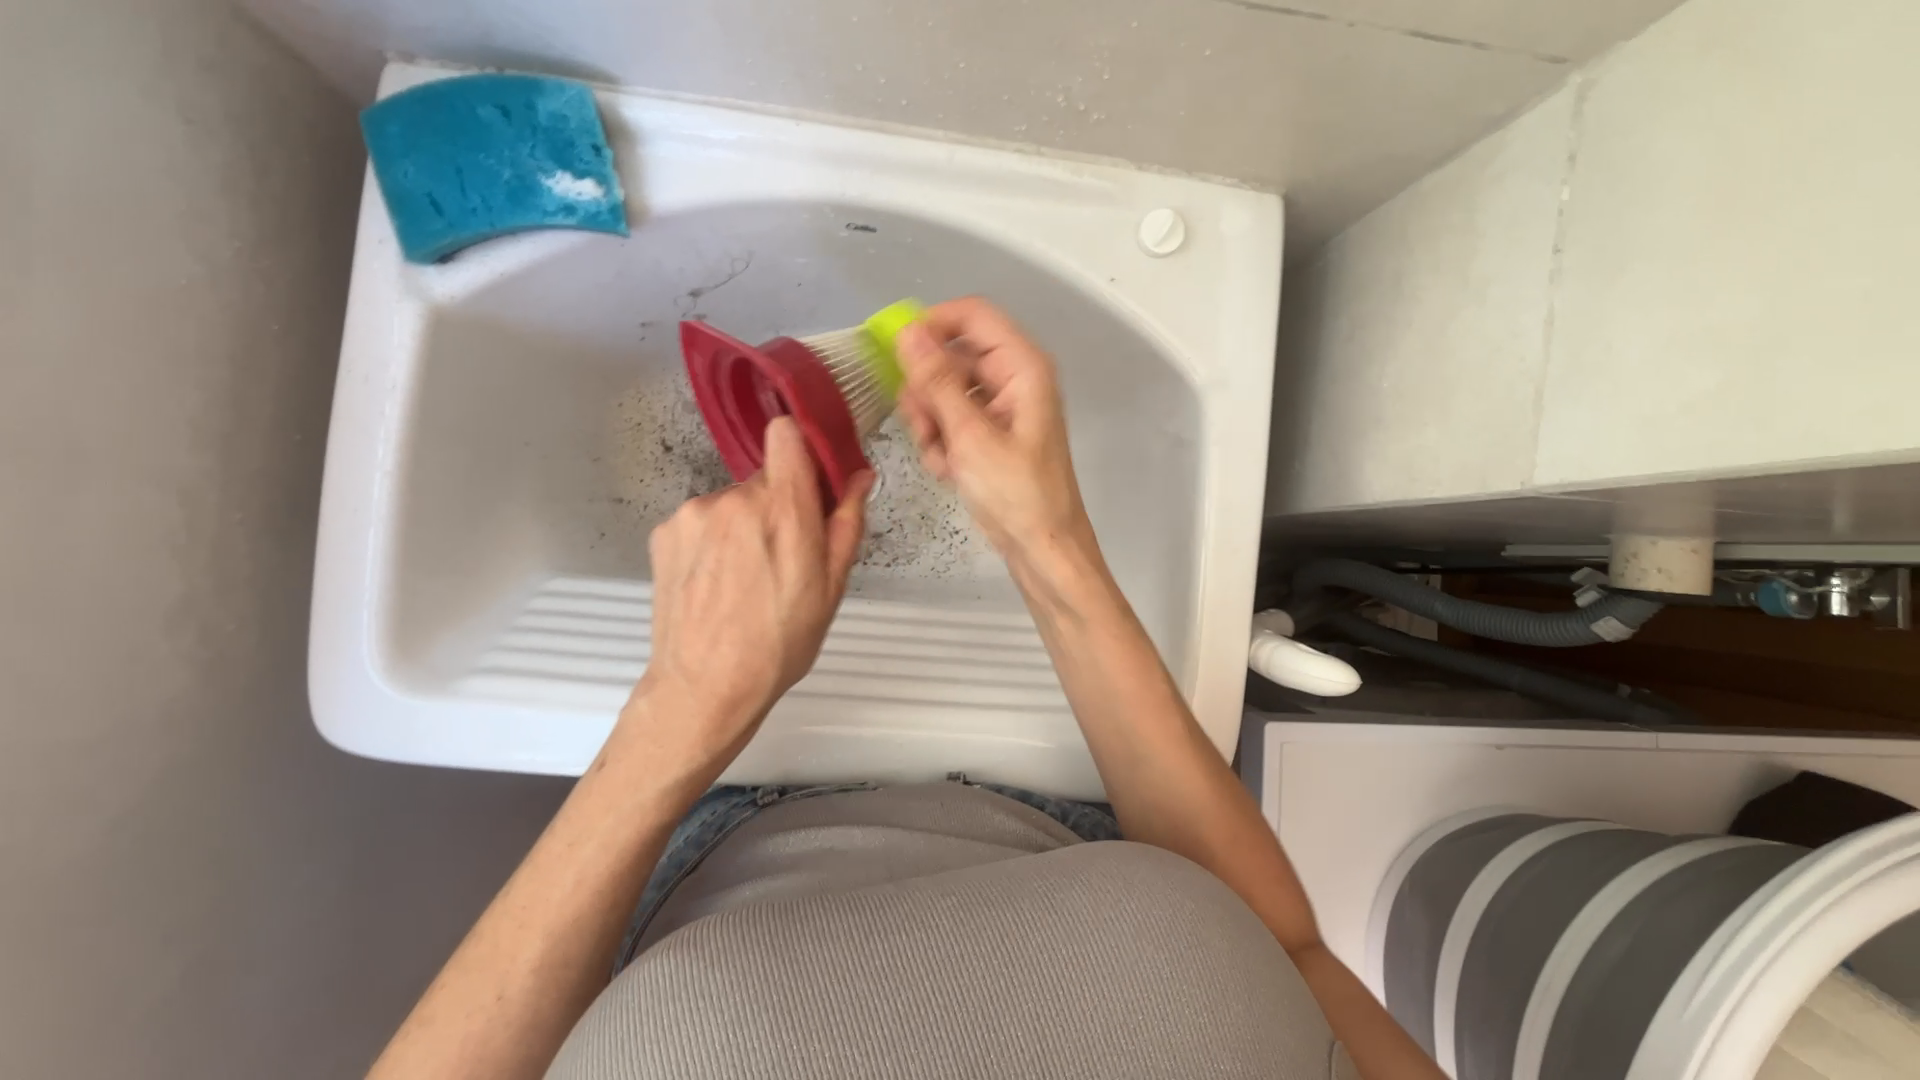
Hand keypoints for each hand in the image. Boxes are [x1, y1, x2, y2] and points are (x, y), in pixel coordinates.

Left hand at [613, 418, 870, 783]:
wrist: (704, 687)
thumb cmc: (778, 644)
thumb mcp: (831, 587)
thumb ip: (847, 522)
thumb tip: (859, 476)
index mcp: (782, 509)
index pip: (786, 434)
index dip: (801, 449)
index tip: (811, 476)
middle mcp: (733, 500)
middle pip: (763, 479)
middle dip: (778, 506)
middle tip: (783, 557)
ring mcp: (693, 515)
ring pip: (731, 503)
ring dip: (742, 526)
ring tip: (744, 579)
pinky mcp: (664, 532)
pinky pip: (701, 521)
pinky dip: (712, 542)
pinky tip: (716, 583)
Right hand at [895, 297, 1095, 564]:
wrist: (1042, 549)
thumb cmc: (1016, 494)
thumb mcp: (970, 436)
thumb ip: (937, 380)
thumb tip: (908, 331)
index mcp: (1022, 366)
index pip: (971, 314)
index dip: (931, 326)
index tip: (899, 359)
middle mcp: (1012, 377)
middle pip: (951, 355)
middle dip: (927, 390)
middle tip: (923, 427)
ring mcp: (1000, 407)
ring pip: (944, 390)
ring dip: (930, 422)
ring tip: (940, 457)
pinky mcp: (990, 433)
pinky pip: (951, 419)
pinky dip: (942, 442)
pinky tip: (948, 470)